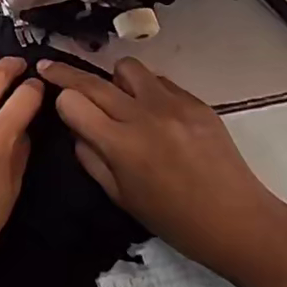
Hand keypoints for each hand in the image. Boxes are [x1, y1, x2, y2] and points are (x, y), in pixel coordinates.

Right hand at [37, 57, 286, 282]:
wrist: (237, 220)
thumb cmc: (174, 220)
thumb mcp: (121, 198)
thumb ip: (91, 159)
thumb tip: (77, 129)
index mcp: (121, 145)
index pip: (73, 101)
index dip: (60, 101)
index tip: (54, 99)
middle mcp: (144, 115)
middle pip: (93, 81)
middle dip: (64, 72)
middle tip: (49, 67)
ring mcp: (173, 104)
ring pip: (127, 68)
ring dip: (113, 79)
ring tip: (118, 99)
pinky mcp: (196, 101)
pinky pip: (160, 81)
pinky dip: (147, 90)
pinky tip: (153, 113)